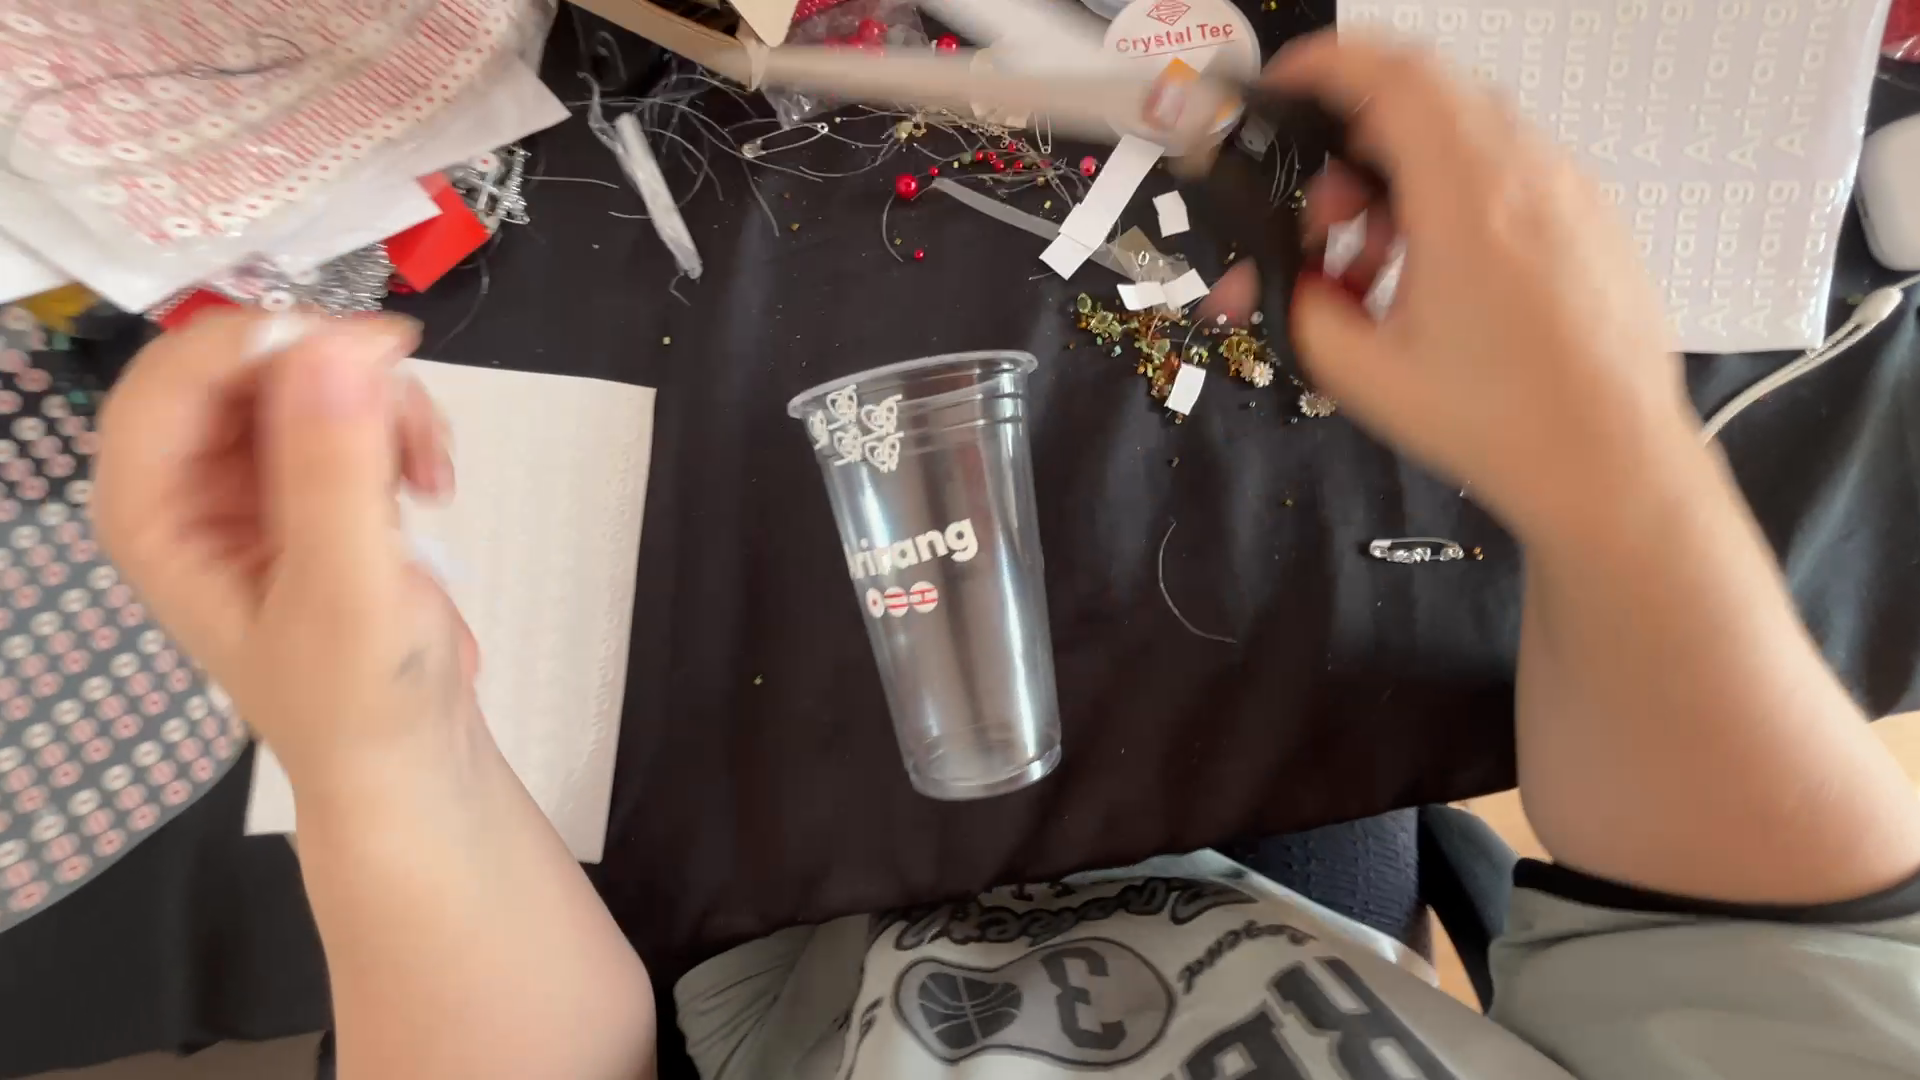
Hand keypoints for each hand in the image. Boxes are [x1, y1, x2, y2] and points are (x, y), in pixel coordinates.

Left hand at [94, 313, 479, 793]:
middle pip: (257, 373)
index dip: (267, 344)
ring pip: (319, 390)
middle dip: (350, 385)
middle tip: (419, 431)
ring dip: (390, 411)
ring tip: (433, 476)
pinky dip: (407, 436)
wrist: (408, 744)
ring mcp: (269, 489)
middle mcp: (201, 486)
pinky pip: (359, 424)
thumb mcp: (346, 586)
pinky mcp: (329, 497)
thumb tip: (339, 348)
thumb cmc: (360, 689)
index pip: (177, 380)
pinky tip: (433, 485)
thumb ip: (335, 471)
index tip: (375, 350)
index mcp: (157, 508)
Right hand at [1208, 33, 1699, 543]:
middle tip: (1318, 229)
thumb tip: (1272, 274)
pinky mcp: (1586, 215)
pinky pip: (1500, 169)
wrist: (1608, 460)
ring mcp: (1569, 188)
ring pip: (1462, 136)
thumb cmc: (1484, 419)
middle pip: (1424, 102)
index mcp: (1470, 202)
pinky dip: (1440, 195)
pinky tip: (1423, 271)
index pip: (1397, 80)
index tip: (1277, 83)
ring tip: (1368, 265)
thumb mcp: (1357, 372)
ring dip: (1392, 179)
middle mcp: (1530, 173)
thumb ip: (1298, 307)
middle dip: (1348, 149)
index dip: (1327, 63)